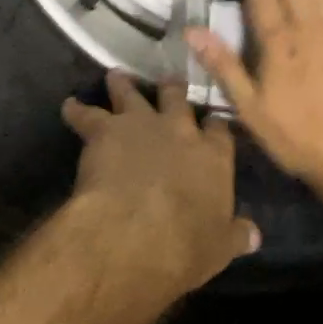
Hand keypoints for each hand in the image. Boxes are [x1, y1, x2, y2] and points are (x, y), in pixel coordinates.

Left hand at [61, 72, 259, 290]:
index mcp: (213, 157)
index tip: (212, 122)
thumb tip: (253, 235)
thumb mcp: (220, 247)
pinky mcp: (105, 129)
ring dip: (122, 84)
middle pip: (176, 98)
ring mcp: (140, 124)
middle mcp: (179, 130)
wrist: (136, 231)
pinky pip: (86, 114)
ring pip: (130, 93)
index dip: (214, 126)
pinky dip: (75, 110)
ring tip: (116, 76)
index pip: (219, 131)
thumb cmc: (185, 245)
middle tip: (168, 82)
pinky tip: (68, 106)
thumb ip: (235, 235)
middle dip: (173, 89)